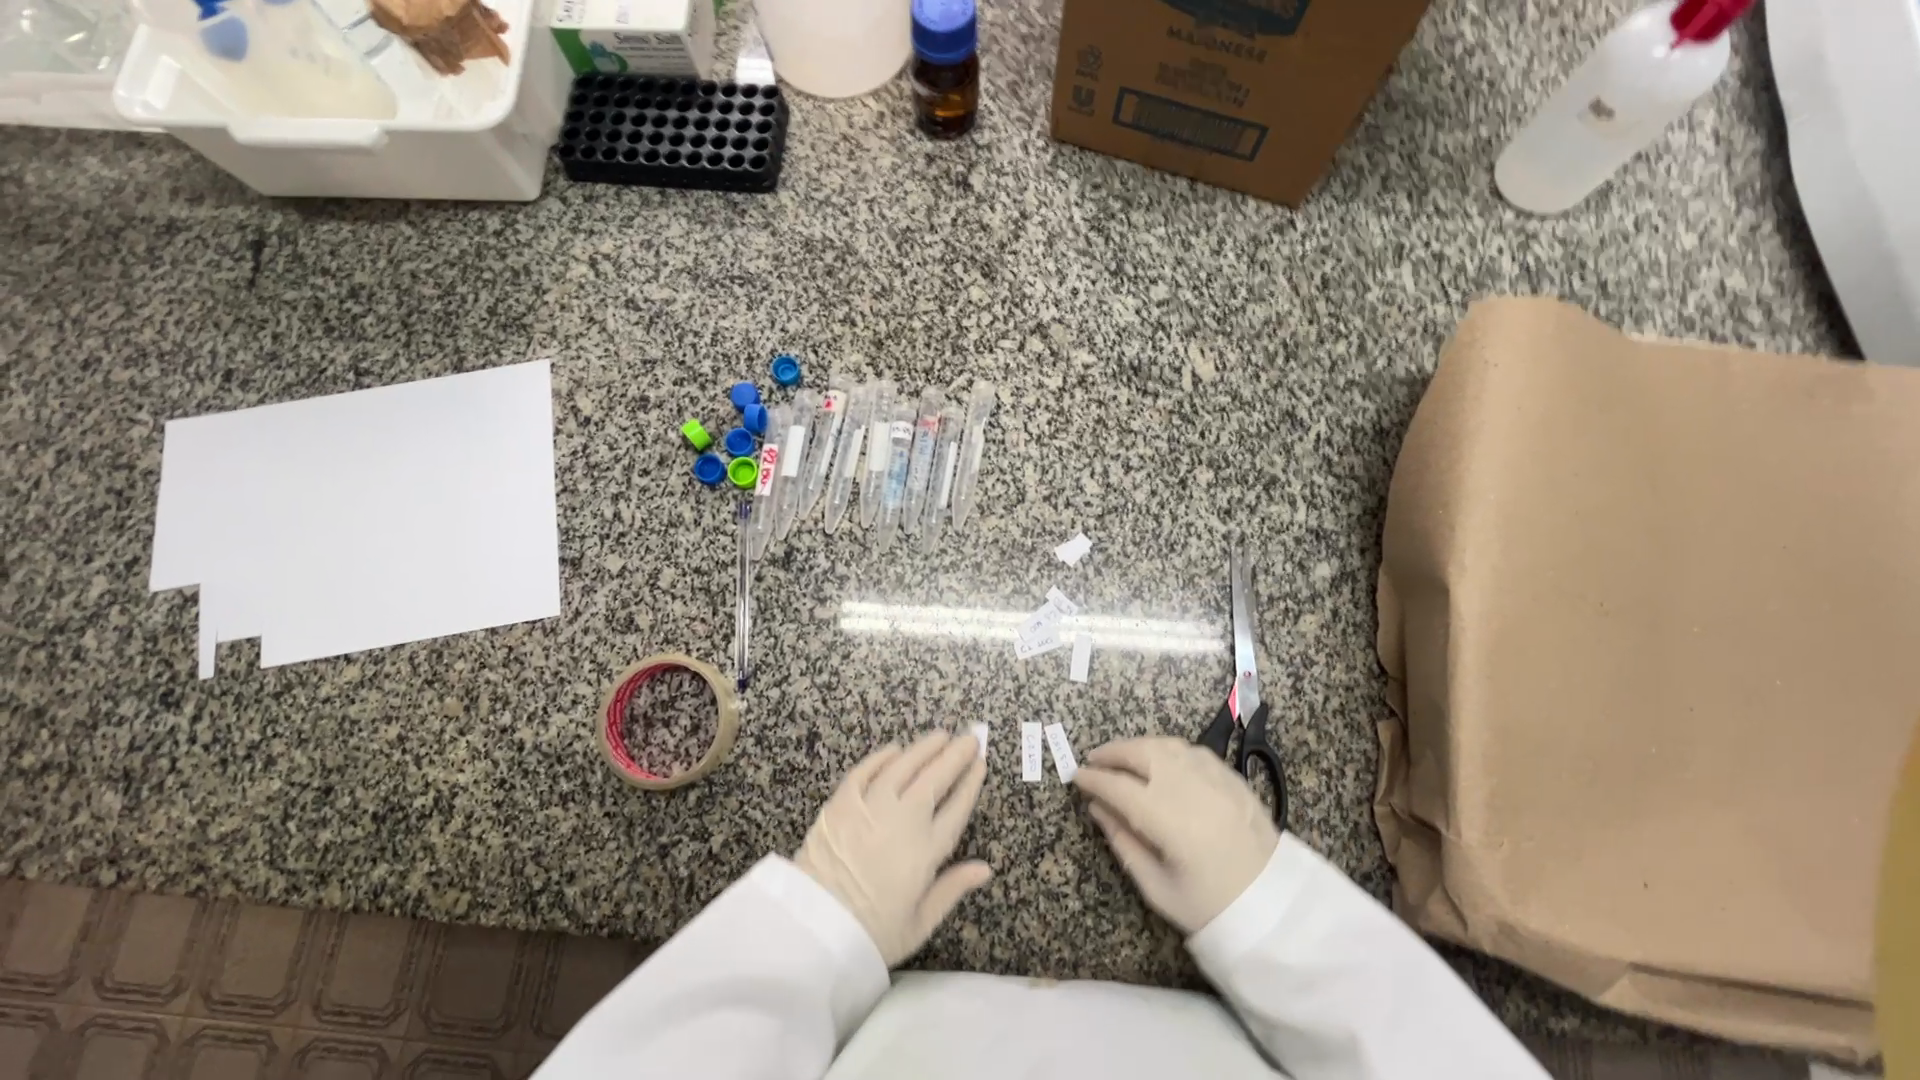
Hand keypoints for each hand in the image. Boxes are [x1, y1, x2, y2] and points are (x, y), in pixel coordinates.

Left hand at [795, 730, 991, 966]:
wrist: (813, 927)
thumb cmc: (871, 932)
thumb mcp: (919, 924)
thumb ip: (952, 889)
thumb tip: (985, 868)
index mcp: (926, 850)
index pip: (957, 807)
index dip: (970, 783)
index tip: (980, 763)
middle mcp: (903, 820)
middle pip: (934, 779)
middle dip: (954, 756)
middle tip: (968, 737)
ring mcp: (870, 807)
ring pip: (902, 767)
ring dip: (923, 749)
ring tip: (939, 736)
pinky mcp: (841, 803)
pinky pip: (865, 771)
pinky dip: (881, 757)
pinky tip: (895, 749)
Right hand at [1072, 736, 1279, 934]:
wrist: (1274, 907)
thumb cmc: (1209, 905)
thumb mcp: (1156, 886)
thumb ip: (1123, 842)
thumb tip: (1097, 808)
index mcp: (1167, 817)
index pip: (1118, 786)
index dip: (1092, 779)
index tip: (1075, 778)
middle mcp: (1189, 786)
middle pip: (1142, 753)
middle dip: (1113, 753)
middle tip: (1093, 760)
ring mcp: (1215, 778)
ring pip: (1168, 745)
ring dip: (1139, 746)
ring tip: (1123, 756)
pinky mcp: (1233, 778)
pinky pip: (1193, 751)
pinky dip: (1169, 750)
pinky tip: (1161, 761)